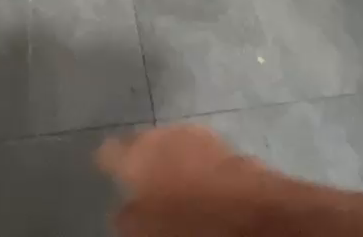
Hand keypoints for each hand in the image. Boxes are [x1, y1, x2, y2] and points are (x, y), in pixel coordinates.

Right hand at [96, 126, 274, 236]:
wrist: (258, 216)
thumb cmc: (189, 225)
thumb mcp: (147, 230)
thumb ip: (129, 218)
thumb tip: (122, 211)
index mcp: (136, 155)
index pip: (108, 151)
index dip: (106, 162)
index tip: (105, 171)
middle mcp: (161, 135)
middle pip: (142, 144)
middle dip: (141, 160)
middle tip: (140, 184)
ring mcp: (195, 135)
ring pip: (172, 146)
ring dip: (170, 161)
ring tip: (171, 187)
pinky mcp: (225, 145)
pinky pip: (198, 154)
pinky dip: (195, 166)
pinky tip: (199, 185)